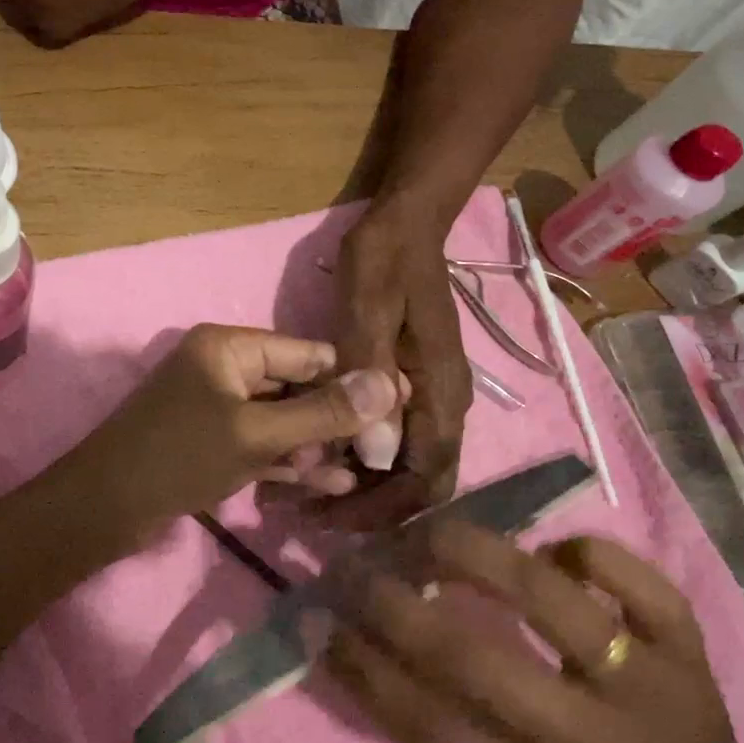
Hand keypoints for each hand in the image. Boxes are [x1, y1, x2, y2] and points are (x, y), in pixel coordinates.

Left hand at [60, 325, 399, 548]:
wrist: (106, 505)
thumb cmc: (181, 455)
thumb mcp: (257, 433)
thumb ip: (323, 411)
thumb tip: (389, 382)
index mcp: (229, 347)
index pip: (308, 352)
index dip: (355, 378)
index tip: (404, 403)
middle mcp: (224, 367)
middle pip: (297, 385)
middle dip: (336, 419)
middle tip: (382, 452)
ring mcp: (217, 406)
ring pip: (282, 419)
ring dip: (316, 446)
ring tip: (359, 475)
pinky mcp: (212, 441)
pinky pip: (261, 443)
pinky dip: (288, 461)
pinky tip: (328, 485)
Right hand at [325, 525, 733, 742]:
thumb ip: (436, 733)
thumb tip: (350, 654)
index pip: (429, 725)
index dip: (364, 670)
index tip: (319, 624)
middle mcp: (592, 738)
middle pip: (474, 661)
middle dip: (398, 609)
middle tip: (355, 572)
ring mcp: (650, 690)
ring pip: (550, 602)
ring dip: (475, 558)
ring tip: (431, 536)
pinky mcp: (693, 657)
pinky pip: (644, 588)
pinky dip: (590, 557)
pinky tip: (552, 553)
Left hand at [326, 196, 472, 527]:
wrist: (407, 222)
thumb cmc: (384, 260)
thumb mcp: (366, 309)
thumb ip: (367, 374)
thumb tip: (375, 455)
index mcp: (440, 390)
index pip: (425, 473)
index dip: (381, 506)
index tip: (333, 521)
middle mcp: (442, 401)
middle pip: (414, 477)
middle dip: (365, 504)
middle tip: (309, 519)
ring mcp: (425, 392)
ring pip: (398, 460)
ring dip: (356, 483)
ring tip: (302, 499)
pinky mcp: (404, 381)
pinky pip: (386, 434)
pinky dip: (353, 454)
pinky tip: (313, 457)